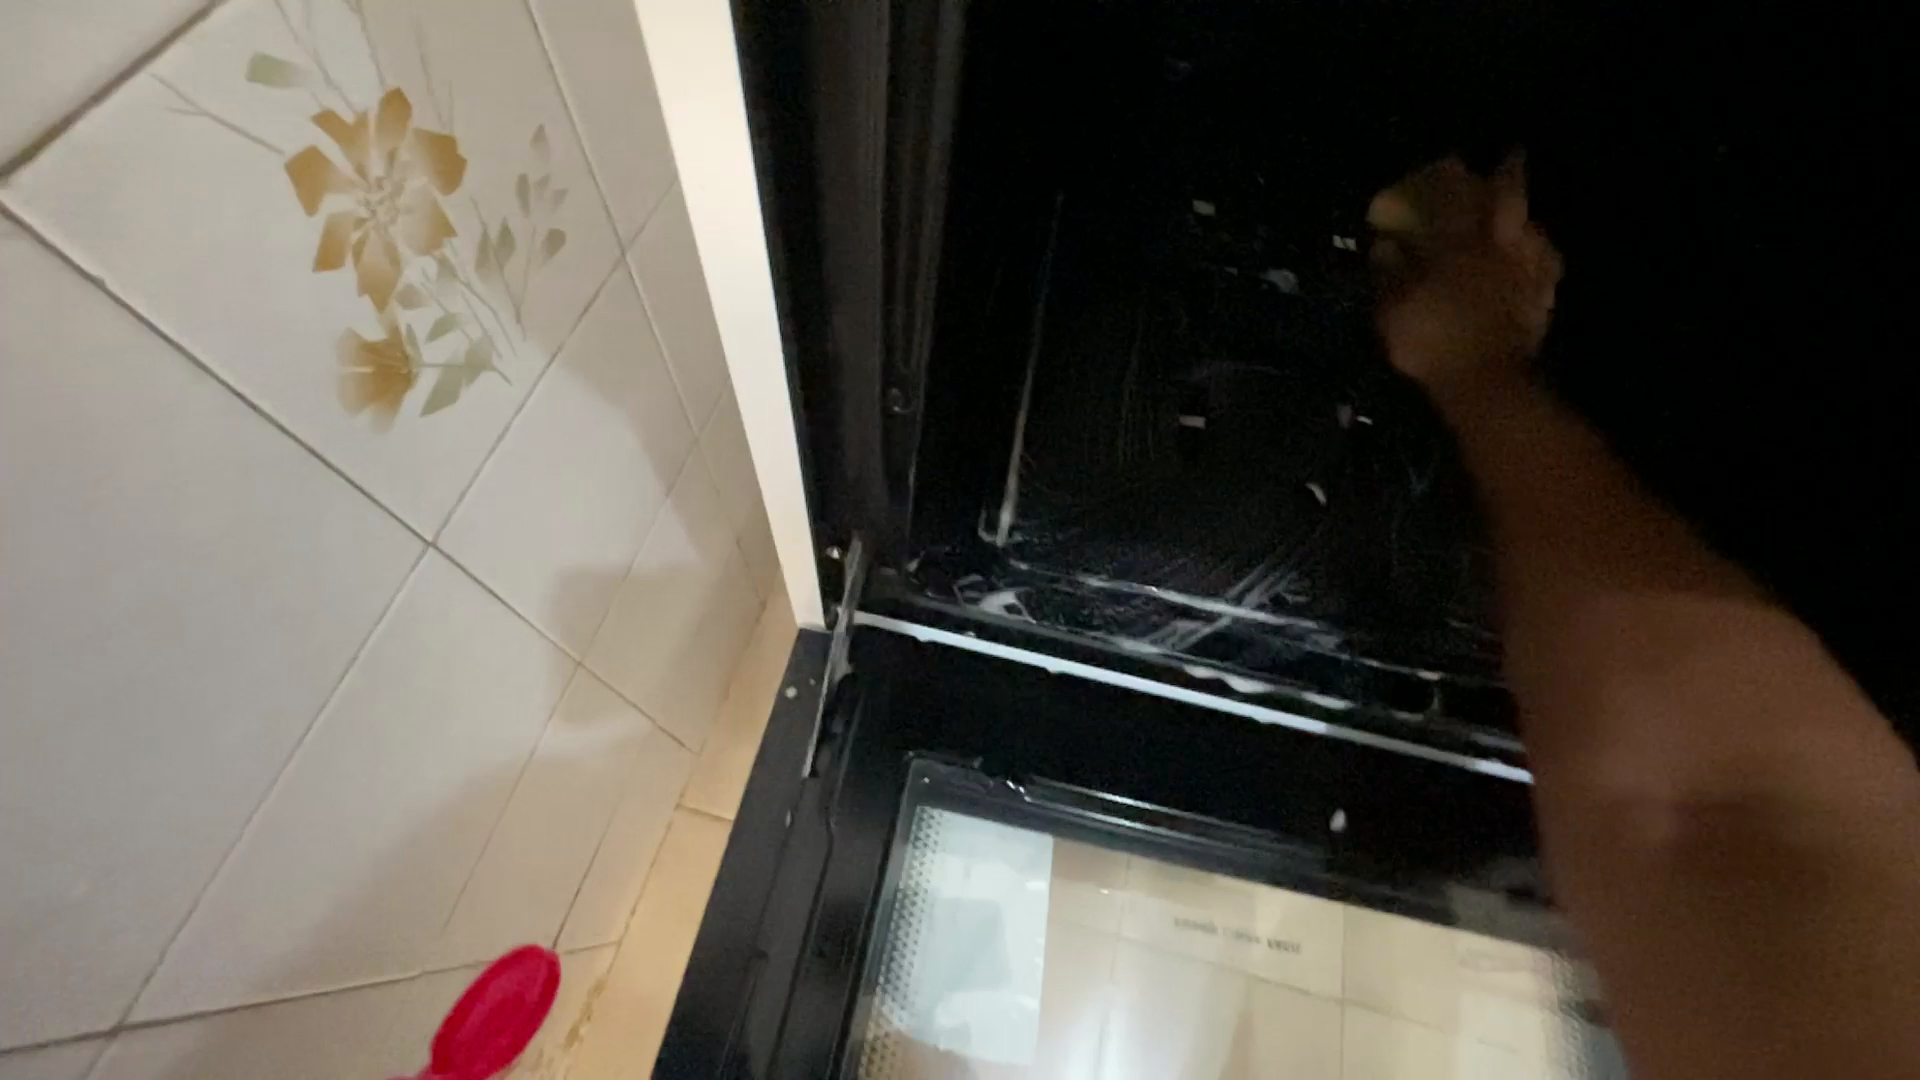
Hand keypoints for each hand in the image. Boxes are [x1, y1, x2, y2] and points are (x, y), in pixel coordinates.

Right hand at [1369, 153, 1562, 403]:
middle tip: (1510, 157)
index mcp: (1457, 248)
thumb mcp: (1393, 309)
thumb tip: (1385, 246)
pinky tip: (1538, 260)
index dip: (1448, 179)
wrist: (1481, 378)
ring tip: (1522, 215)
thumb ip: (1389, 274)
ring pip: (1533, 230)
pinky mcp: (1541, 299)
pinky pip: (1546, 269)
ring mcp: (1525, 273)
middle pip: (1509, 201)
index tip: (1445, 162)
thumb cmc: (1428, 340)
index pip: (1452, 201)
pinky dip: (1542, 258)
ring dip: (1527, 218)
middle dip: (1508, 176)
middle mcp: (1497, 249)